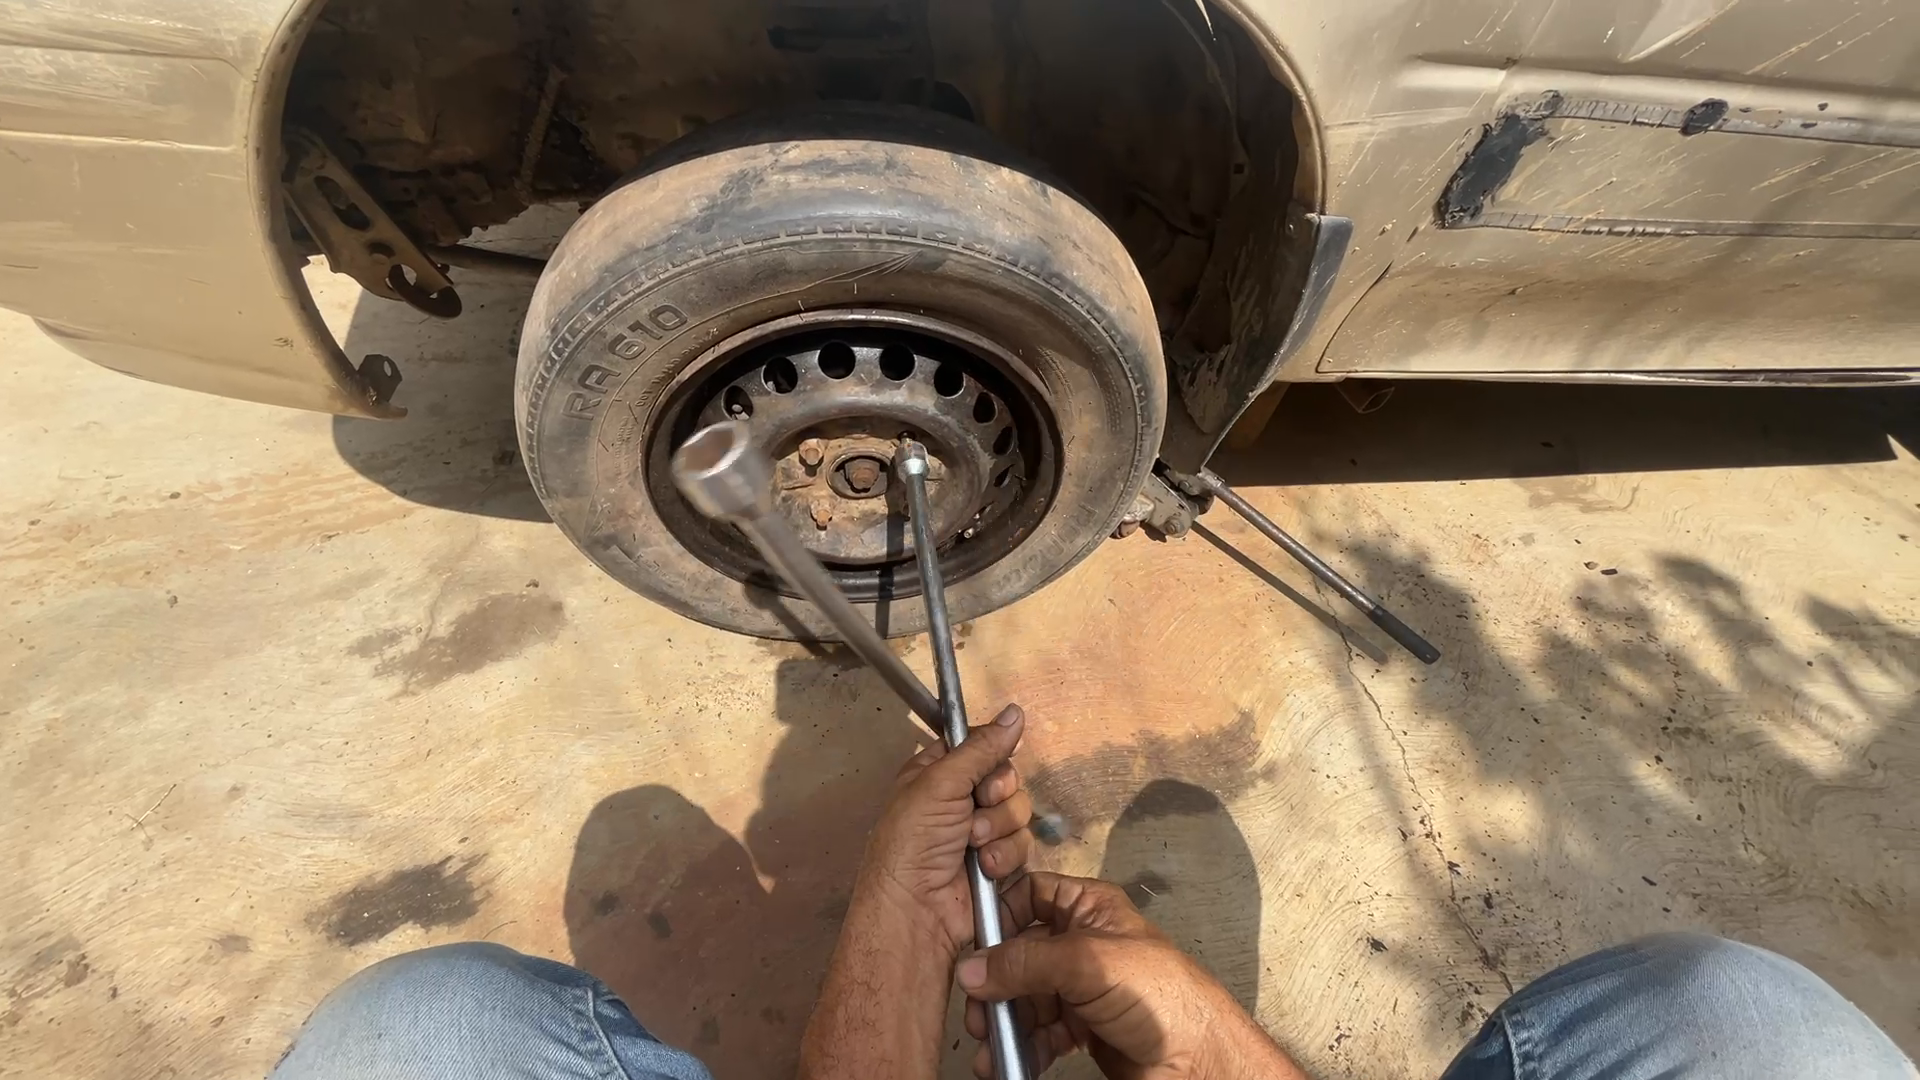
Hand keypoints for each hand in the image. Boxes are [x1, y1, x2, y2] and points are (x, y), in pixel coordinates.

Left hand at [857, 703, 1033, 957]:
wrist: (917, 913)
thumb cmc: (914, 839)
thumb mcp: (940, 784)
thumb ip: (981, 748)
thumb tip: (1016, 710)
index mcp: (937, 773)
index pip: (979, 746)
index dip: (989, 754)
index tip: (986, 767)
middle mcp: (959, 798)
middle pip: (1005, 777)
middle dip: (995, 796)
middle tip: (974, 810)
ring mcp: (980, 832)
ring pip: (1018, 810)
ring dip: (998, 828)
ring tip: (973, 846)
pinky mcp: (998, 862)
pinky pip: (1022, 843)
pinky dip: (1005, 855)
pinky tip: (985, 869)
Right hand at [957, 873, 1306, 1079]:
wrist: (1201, 1063)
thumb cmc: (1151, 992)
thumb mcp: (1085, 963)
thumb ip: (1025, 962)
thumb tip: (967, 969)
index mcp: (1087, 905)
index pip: (1031, 894)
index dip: (1001, 914)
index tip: (972, 945)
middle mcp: (1081, 939)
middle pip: (1022, 949)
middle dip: (995, 980)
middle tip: (975, 1011)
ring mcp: (1081, 985)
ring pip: (1028, 993)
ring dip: (1005, 1018)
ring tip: (988, 1046)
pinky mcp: (1084, 1026)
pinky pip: (1042, 1028)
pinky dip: (1024, 1044)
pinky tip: (1007, 1062)